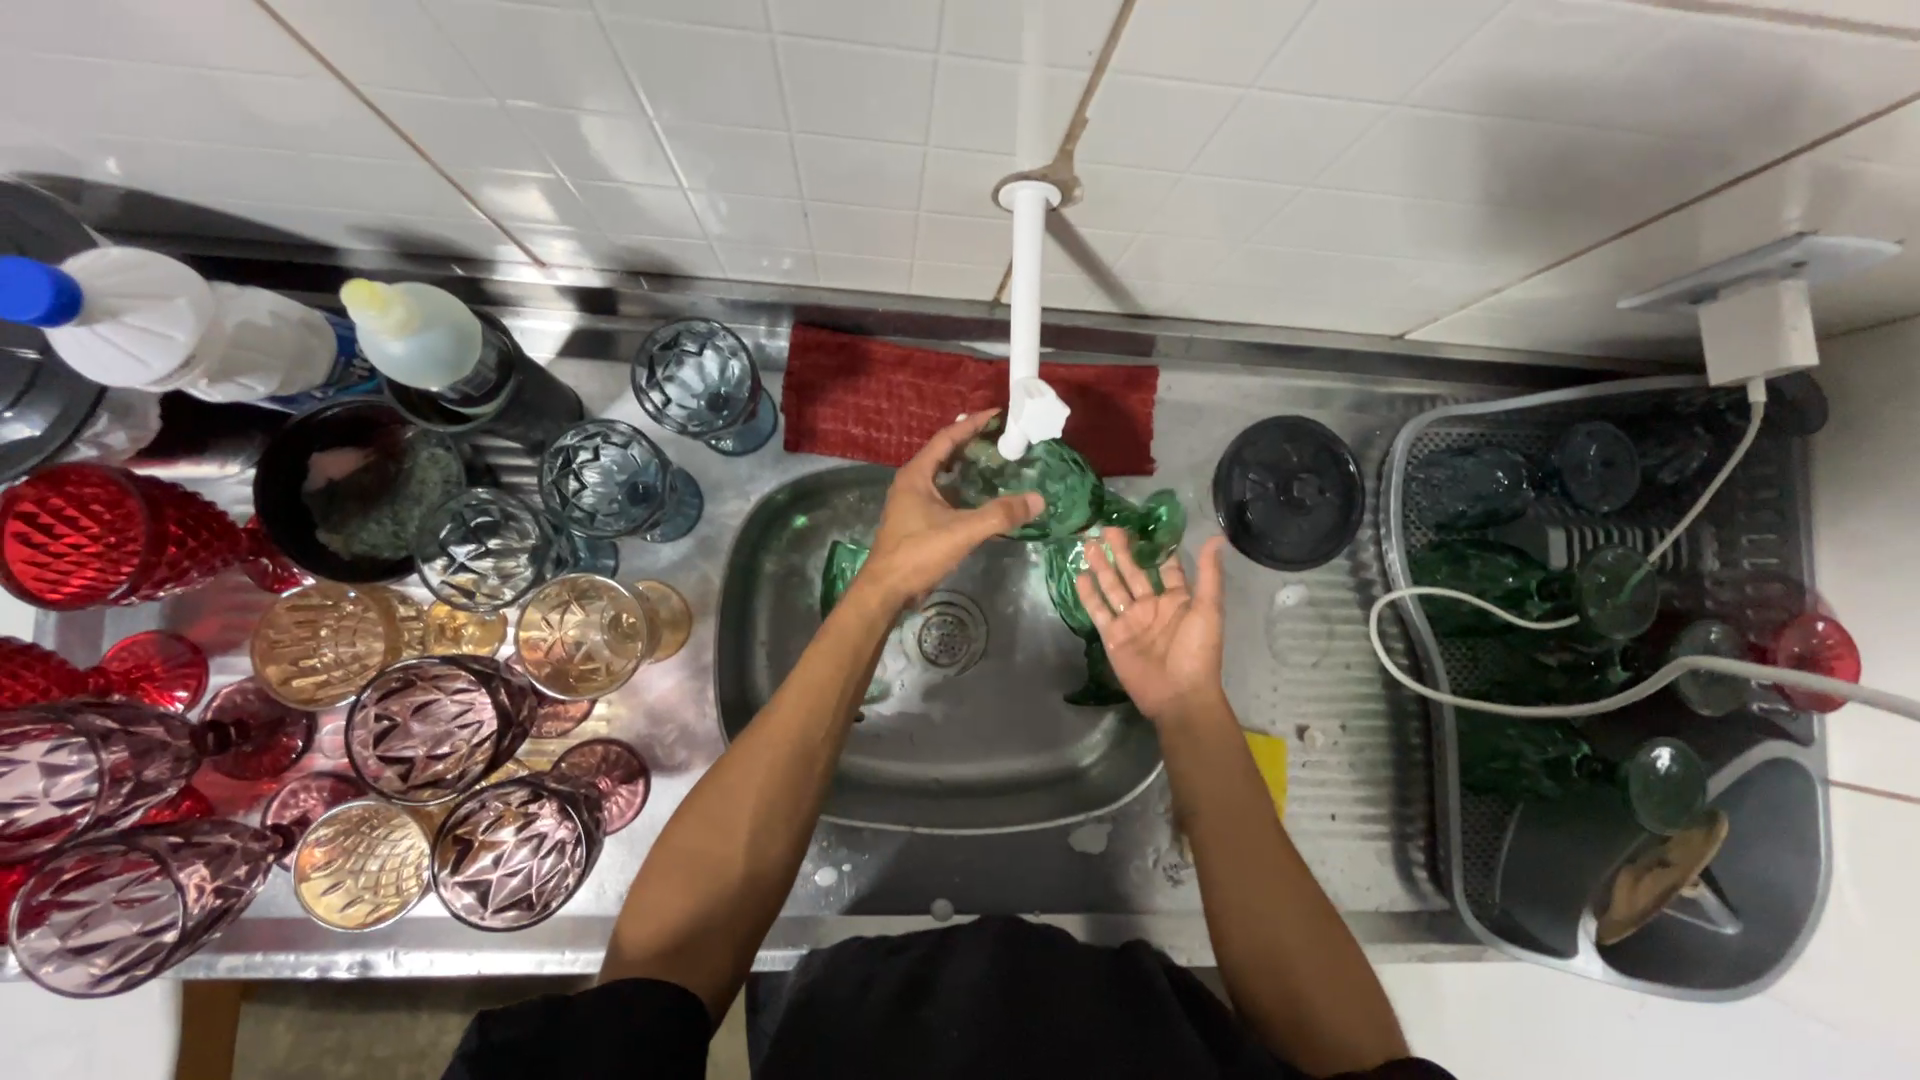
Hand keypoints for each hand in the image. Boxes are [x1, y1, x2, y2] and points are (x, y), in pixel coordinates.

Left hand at [861, 411, 1043, 606]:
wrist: (887, 590)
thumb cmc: (918, 553)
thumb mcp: (962, 531)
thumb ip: (1000, 514)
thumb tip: (1037, 499)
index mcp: (917, 475)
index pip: (947, 438)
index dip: (972, 424)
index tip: (998, 415)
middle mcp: (912, 483)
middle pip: (945, 454)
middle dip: (973, 444)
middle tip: (1003, 439)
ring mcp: (913, 504)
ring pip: (945, 477)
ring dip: (969, 469)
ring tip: (998, 465)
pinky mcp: (917, 523)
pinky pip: (945, 497)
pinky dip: (965, 493)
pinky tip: (984, 500)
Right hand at [1076, 530, 1228, 724]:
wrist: (1178, 695)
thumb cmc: (1198, 651)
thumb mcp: (1209, 610)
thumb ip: (1209, 574)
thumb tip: (1216, 538)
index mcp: (1177, 599)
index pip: (1166, 568)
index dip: (1156, 548)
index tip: (1145, 526)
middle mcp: (1151, 606)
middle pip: (1133, 573)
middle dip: (1121, 551)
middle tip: (1107, 528)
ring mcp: (1130, 621)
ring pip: (1113, 587)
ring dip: (1102, 566)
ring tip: (1089, 544)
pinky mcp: (1113, 636)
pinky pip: (1099, 611)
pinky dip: (1089, 594)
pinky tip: (1080, 575)